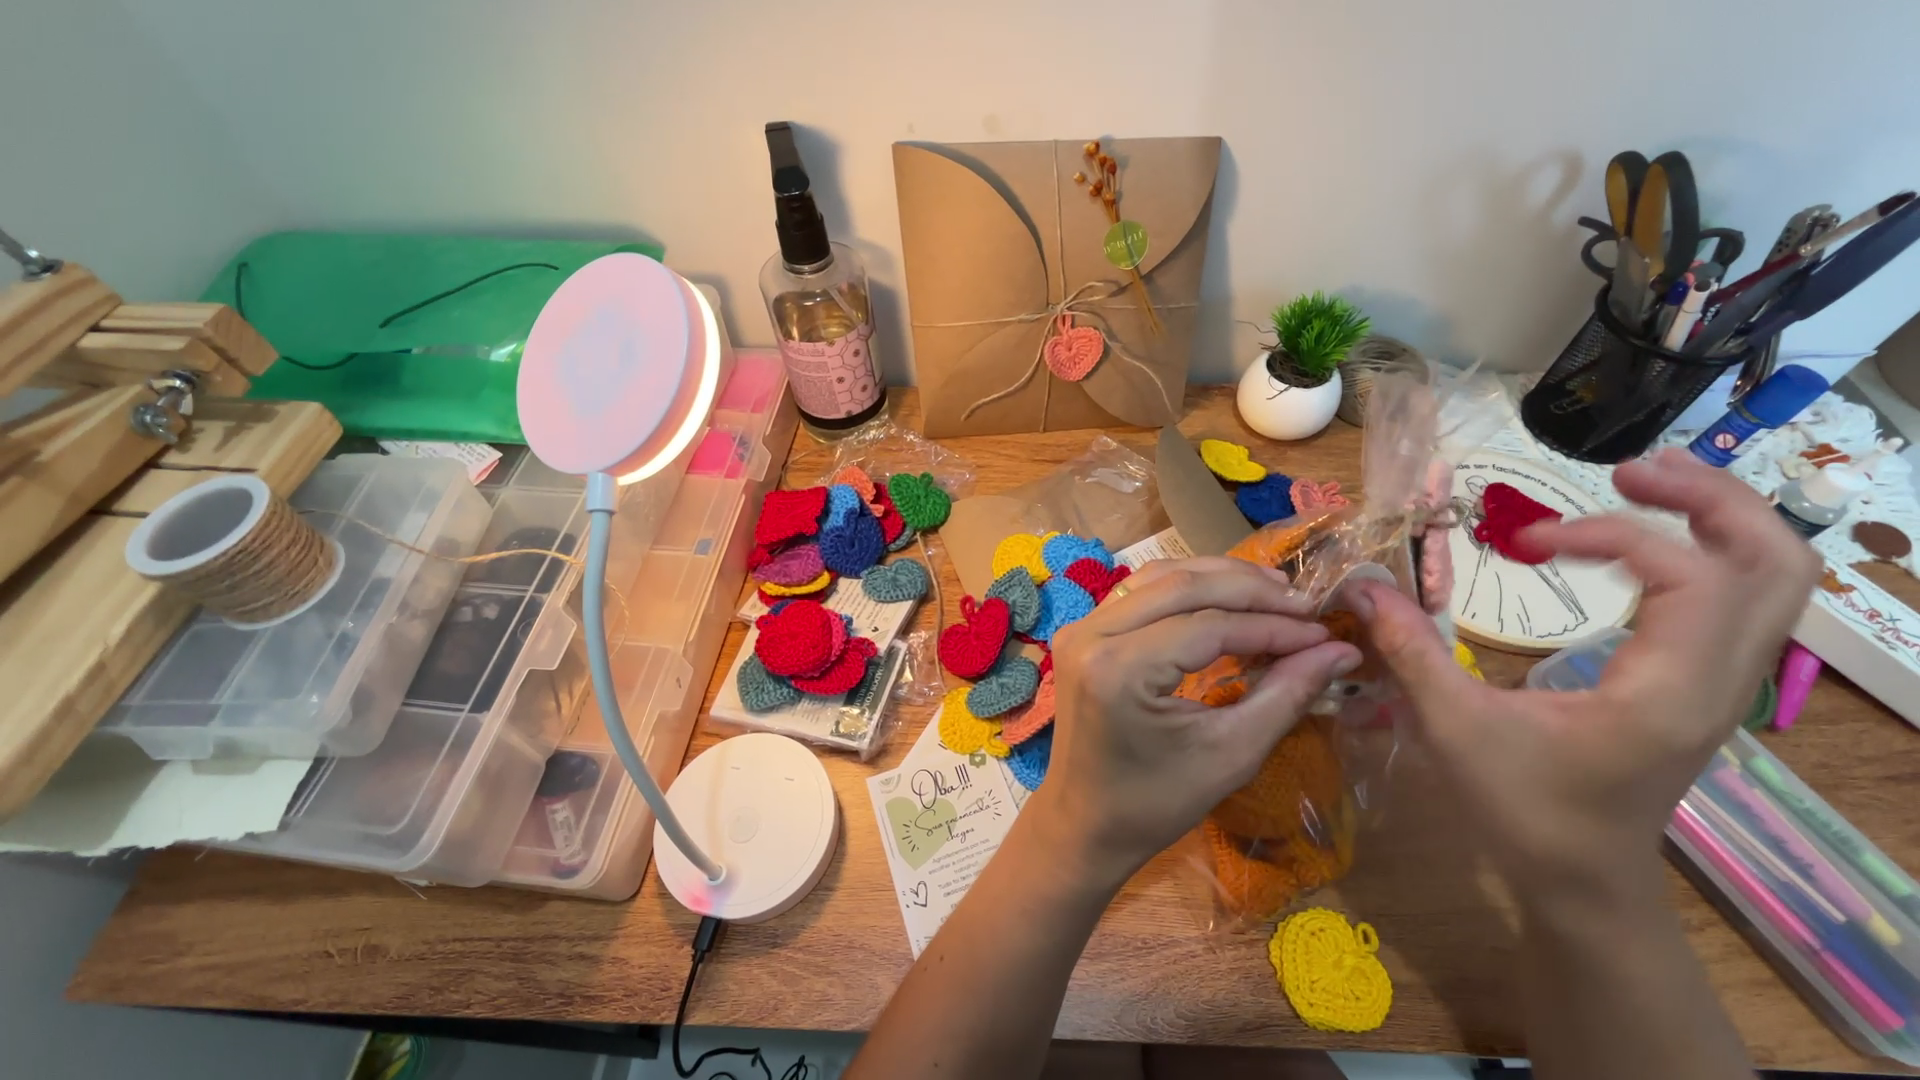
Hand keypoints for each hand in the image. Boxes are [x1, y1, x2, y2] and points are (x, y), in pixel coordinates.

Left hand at [1032, 557, 1363, 890]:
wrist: (1085, 823)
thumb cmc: (1155, 803)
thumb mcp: (1230, 754)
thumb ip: (1285, 695)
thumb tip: (1342, 650)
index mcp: (1119, 670)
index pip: (1209, 626)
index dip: (1273, 626)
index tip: (1323, 632)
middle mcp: (1091, 635)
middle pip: (1182, 586)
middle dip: (1250, 590)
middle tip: (1307, 603)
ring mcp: (1081, 629)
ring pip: (1159, 577)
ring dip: (1219, 578)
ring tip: (1276, 593)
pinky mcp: (1082, 632)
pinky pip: (1140, 592)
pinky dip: (1187, 588)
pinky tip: (1227, 597)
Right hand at [1355, 449, 1819, 898]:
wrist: (1581, 880)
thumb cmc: (1522, 810)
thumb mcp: (1455, 728)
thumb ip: (1410, 650)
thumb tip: (1362, 586)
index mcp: (1667, 690)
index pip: (1685, 574)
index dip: (1605, 535)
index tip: (1523, 543)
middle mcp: (1719, 679)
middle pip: (1776, 560)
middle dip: (1707, 498)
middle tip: (1622, 470)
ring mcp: (1723, 682)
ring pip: (1775, 577)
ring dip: (1717, 518)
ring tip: (1638, 486)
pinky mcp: (1705, 684)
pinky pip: (1739, 599)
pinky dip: (1705, 552)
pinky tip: (1636, 547)